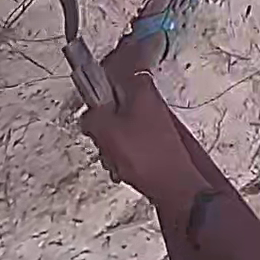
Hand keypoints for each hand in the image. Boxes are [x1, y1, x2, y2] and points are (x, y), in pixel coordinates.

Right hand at [80, 61, 210, 220]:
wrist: (173, 187)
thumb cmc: (146, 156)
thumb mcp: (106, 130)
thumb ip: (90, 116)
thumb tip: (87, 115)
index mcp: (139, 89)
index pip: (112, 71)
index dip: (96, 84)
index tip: (89, 96)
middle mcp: (149, 101)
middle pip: (112, 103)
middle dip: (102, 123)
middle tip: (101, 135)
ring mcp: (153, 122)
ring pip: (119, 125)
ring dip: (111, 142)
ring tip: (114, 156)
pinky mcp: (154, 141)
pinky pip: (129, 142)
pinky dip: (122, 154)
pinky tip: (122, 167)